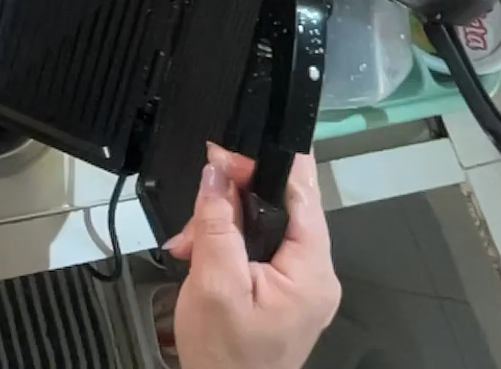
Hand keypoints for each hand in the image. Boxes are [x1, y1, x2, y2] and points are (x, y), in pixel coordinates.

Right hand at [162, 145, 339, 368]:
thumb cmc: (224, 353)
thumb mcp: (214, 281)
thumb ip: (217, 222)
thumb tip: (216, 170)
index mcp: (311, 271)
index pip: (303, 195)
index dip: (265, 164)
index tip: (222, 152)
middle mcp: (314, 272)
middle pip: (278, 204)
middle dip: (231, 198)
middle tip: (195, 207)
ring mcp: (297, 281)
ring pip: (260, 221)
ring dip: (218, 221)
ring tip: (187, 242)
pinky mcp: (279, 287)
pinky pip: (253, 243)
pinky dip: (221, 240)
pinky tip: (194, 252)